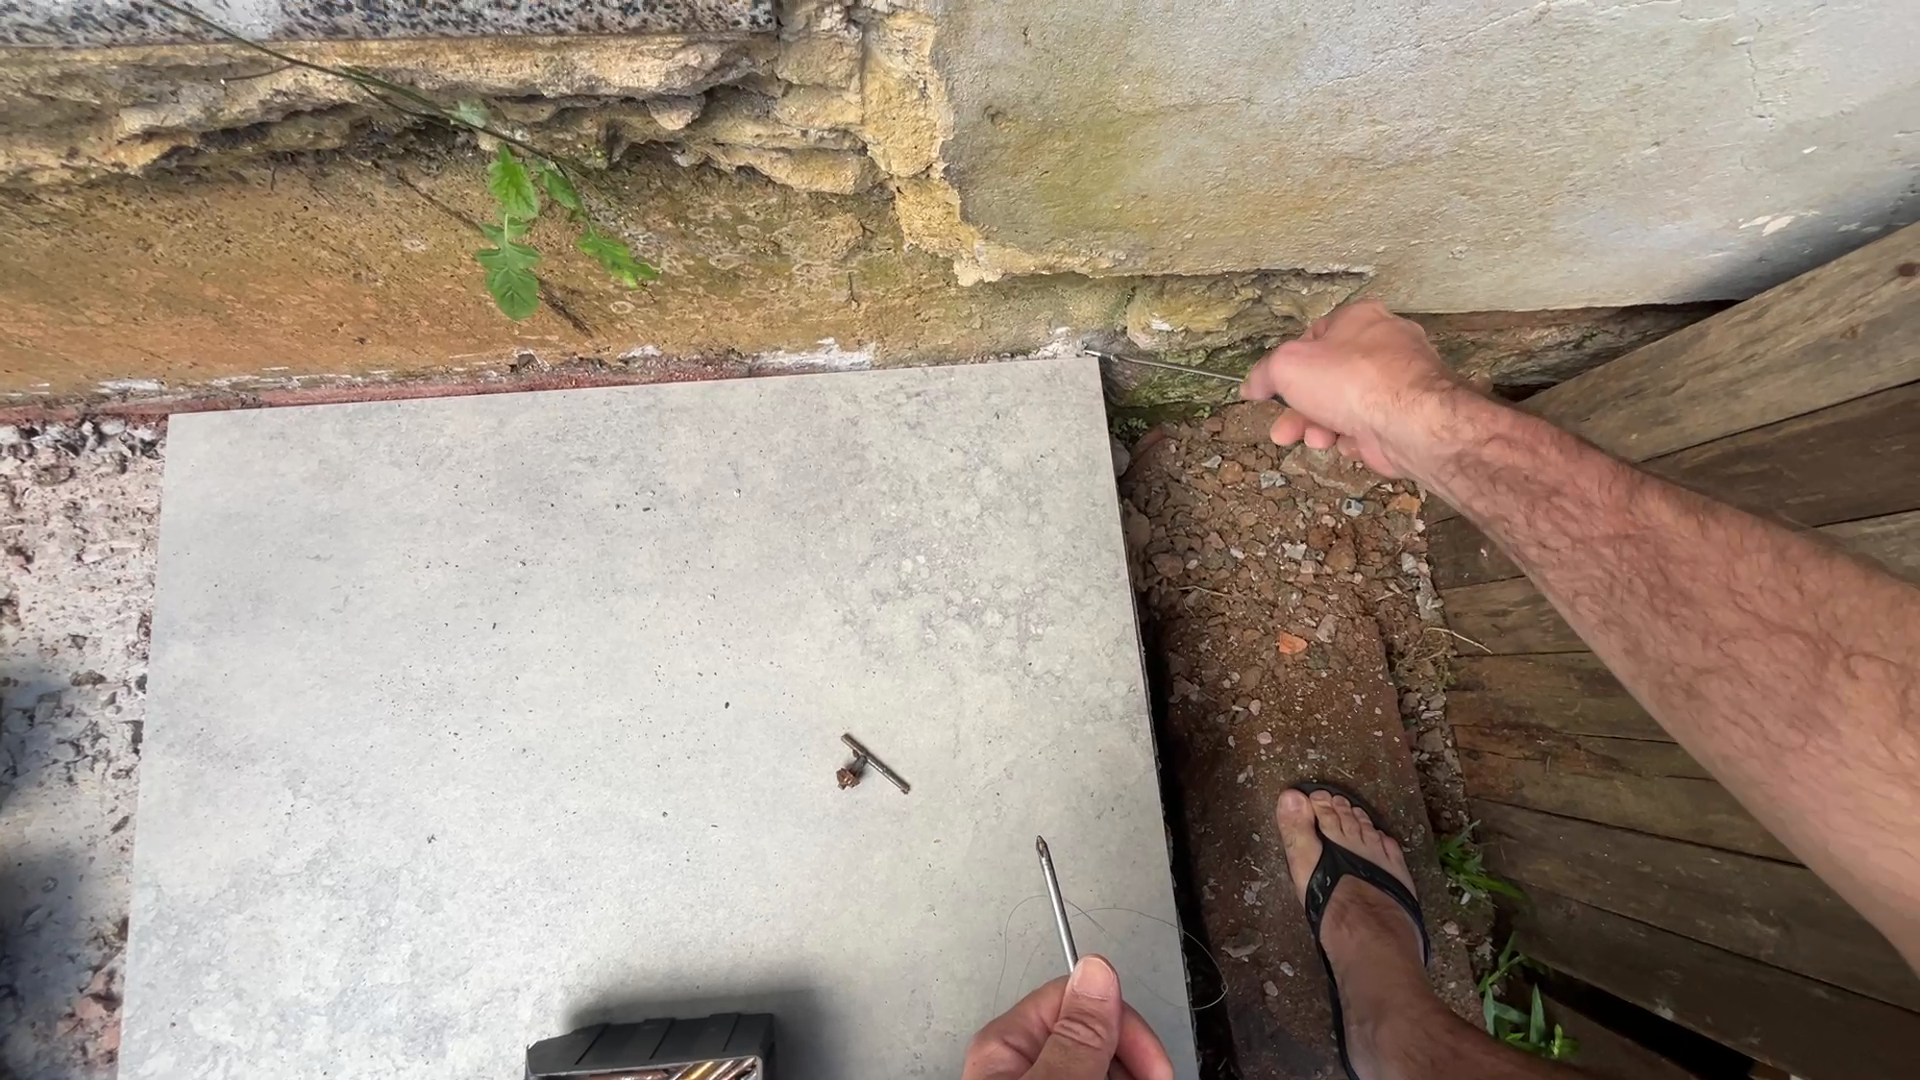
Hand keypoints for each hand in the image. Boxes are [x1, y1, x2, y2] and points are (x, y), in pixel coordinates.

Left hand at [962, 956, 1173, 1079]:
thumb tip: (1097, 970)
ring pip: (1105, 1062)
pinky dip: (1122, 1079)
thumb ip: (1077, 1035)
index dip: (1123, 1023)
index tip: (1154, 1063)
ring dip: (1130, 1074)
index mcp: (1006, 1046)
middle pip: (1096, 1033)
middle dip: (1130, 1057)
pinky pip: (1102, 1077)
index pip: (1077, 996)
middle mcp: (1022, 1064)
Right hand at [1238, 299, 1464, 478]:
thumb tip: (1252, 385)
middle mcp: (1383, 344)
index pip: (1312, 338)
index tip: (1271, 389)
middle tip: (1284, 428)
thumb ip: (1263, 374)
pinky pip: (1364, 425)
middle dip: (1299, 409)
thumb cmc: (1352, 382)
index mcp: (1358, 319)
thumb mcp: (1286, 367)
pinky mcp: (1405, 413)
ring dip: (1319, 426)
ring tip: (1314, 439)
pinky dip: (1348, 437)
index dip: (1287, 367)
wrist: (1409, 423)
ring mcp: (1397, 380)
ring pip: (1342, 406)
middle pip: (1325, 378)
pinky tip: (1344, 443)